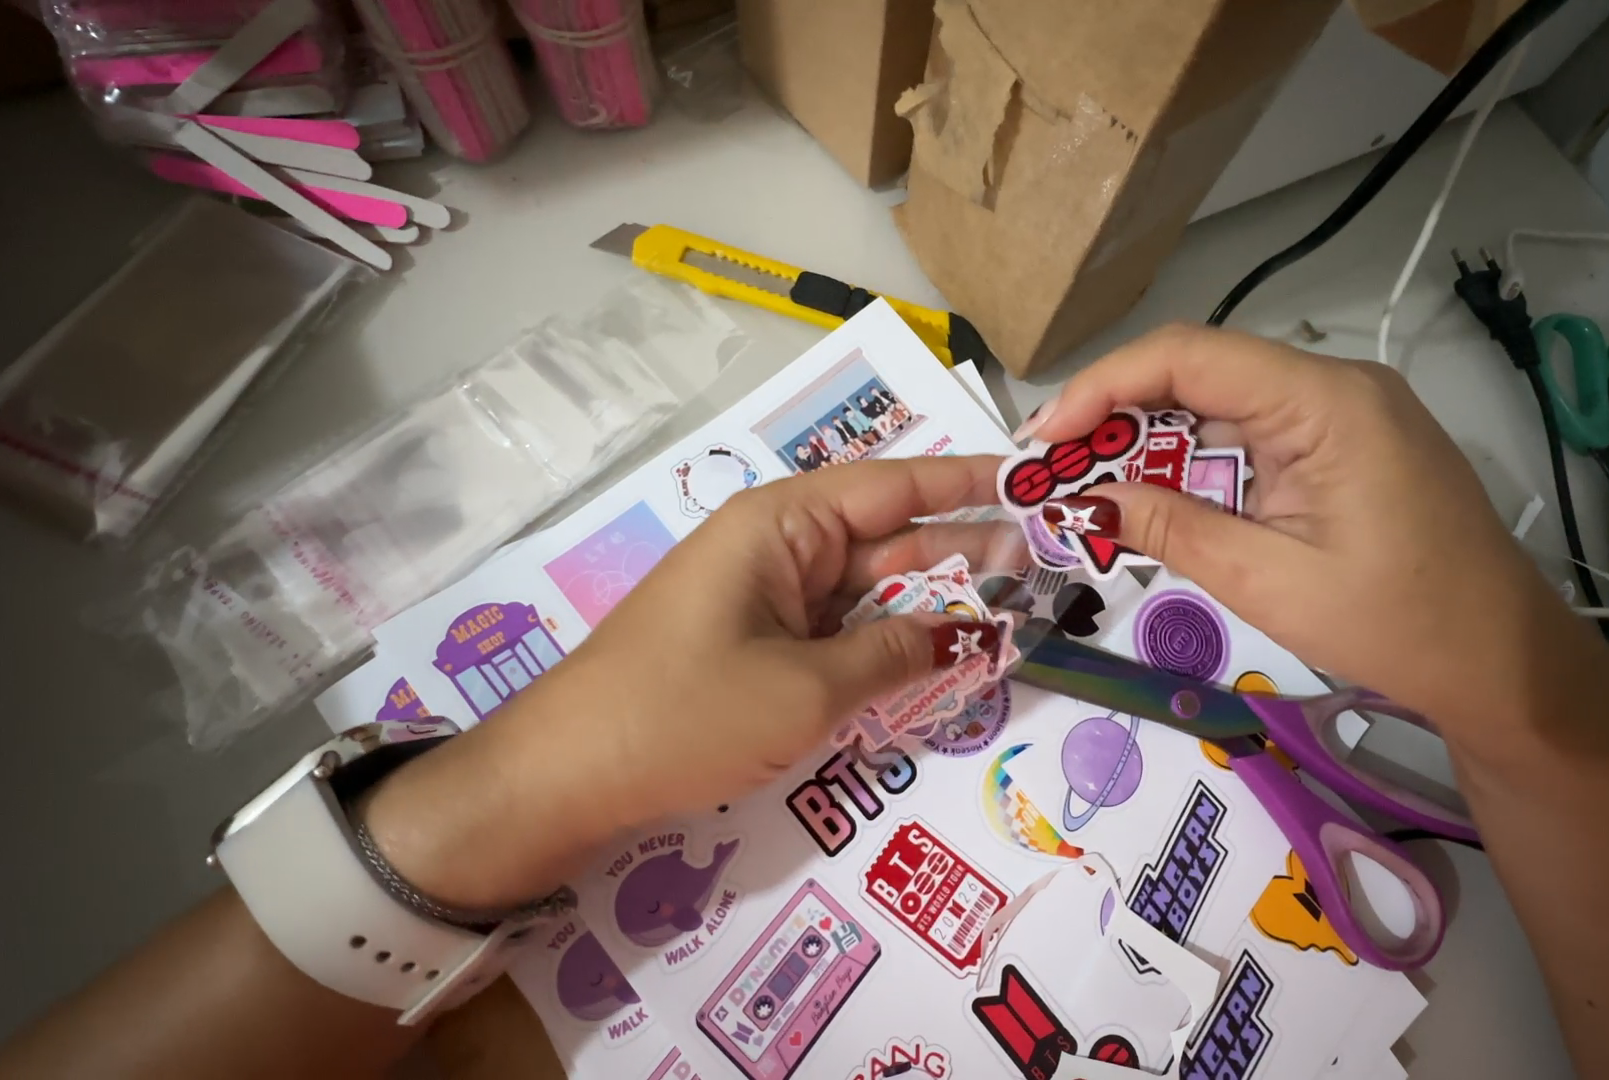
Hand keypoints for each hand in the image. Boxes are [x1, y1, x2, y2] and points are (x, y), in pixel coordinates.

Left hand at [361, 455, 1005, 908]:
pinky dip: (888, 643)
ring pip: (870, 590)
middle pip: (889, 540)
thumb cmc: (685, 714)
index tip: (1032, 485)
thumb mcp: (807, 688)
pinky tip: (942, 659)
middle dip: (964, 556)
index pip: (895, 486)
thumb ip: (899, 653)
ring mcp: (770, 595)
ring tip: (1012, 618)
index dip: (969, 482)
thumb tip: (975, 634)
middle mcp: (780, 545)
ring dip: (931, 607)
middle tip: (1044, 573)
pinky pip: (841, 629)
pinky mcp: (761, 639)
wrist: (564, 779)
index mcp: (783, 523)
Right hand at [1026, 324, 1584, 732]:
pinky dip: (1187, 461)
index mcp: (1325, 402)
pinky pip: (1242, 433)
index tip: (1042, 437)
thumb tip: (1086, 499)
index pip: (1188, 356)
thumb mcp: (1267, 581)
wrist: (1500, 662)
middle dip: (1112, 414)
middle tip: (1048, 467)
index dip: (1101, 385)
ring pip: (1214, 402)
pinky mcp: (1333, 443)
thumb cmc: (1396, 625)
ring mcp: (1335, 412)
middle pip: (1196, 372)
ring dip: (1145, 439)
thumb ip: (1170, 527)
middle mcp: (1330, 386)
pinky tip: (1149, 493)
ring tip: (1083, 483)